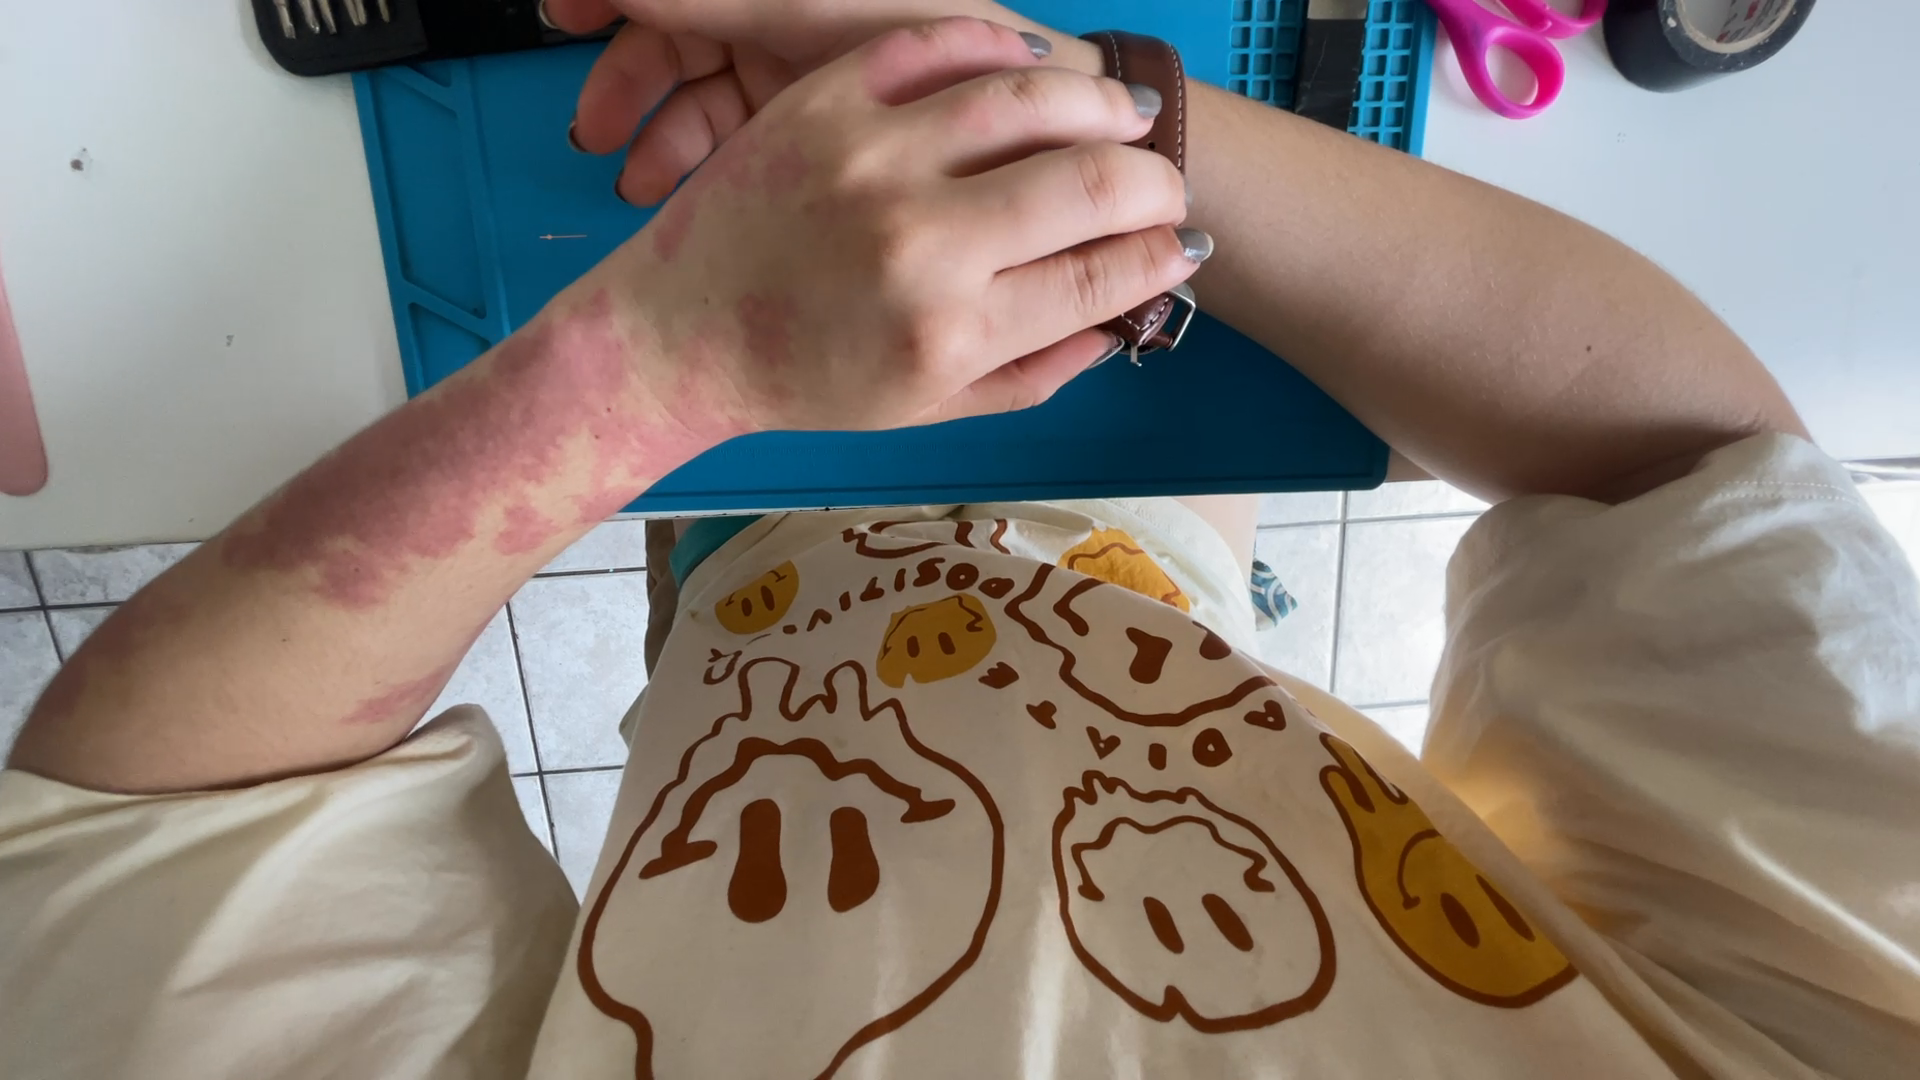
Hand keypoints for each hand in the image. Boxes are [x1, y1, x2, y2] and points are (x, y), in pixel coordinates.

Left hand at [571, 17, 1202, 433]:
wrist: (687, 337)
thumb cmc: (811, 384)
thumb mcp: (927, 410)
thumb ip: (1032, 376)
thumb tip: (1117, 328)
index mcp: (952, 335)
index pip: (1099, 279)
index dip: (1160, 260)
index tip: (1183, 248)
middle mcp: (923, 245)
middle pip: (1090, 184)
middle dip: (1156, 183)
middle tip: (1167, 185)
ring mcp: (873, 159)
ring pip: (1032, 97)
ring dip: (1103, 102)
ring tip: (1129, 115)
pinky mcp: (826, 100)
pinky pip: (944, 44)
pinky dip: (1008, 52)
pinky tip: (1039, 72)